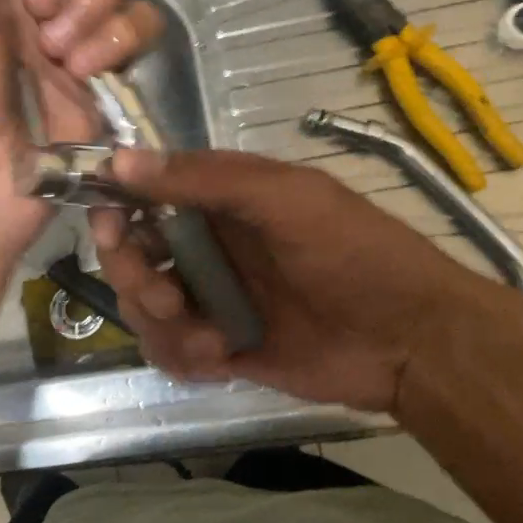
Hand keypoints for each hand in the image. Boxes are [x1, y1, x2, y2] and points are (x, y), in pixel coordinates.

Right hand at [91, 148, 493, 412]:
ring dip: (163, 326)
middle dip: (135, 278)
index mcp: (221, 201)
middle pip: (132, 255)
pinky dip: (181, 357)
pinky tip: (219, 360)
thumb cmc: (356, 256)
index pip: (144, 194)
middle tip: (164, 299)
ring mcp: (211, 298)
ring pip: (143, 307)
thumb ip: (205, 180)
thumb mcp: (286, 201)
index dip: (116, 209)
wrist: (412, 342)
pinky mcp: (218, 347)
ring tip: (211, 341)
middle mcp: (208, 246)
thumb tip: (119, 162)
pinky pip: (167, 350)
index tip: (110, 231)